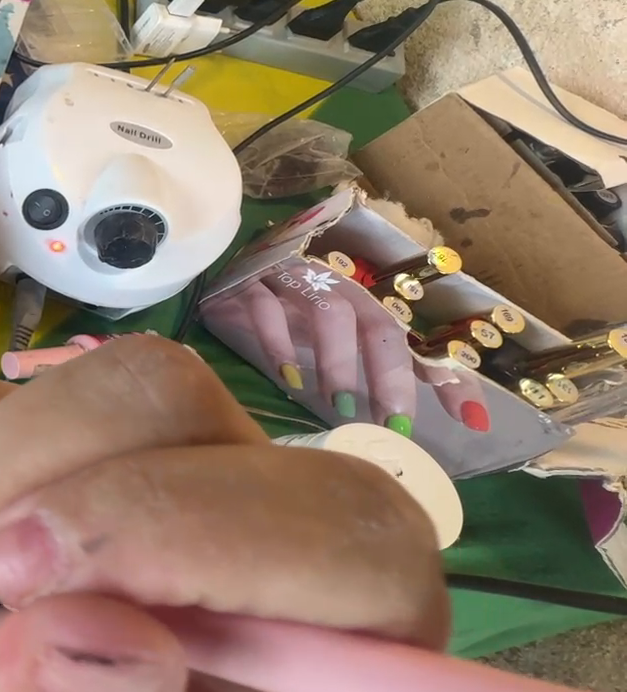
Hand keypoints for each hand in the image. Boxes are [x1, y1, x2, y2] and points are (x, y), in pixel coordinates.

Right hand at [0, 336, 448, 691]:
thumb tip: (103, 636)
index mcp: (323, 636)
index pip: (331, 527)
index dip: (173, 529)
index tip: (18, 585)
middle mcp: (244, 506)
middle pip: (171, 396)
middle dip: (40, 477)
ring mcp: (133, 448)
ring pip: (61, 377)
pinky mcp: (39, 422)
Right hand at [208, 271, 486, 432]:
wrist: (217, 268)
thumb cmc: (277, 305)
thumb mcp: (328, 332)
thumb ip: (367, 356)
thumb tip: (414, 406)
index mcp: (358, 299)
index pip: (416, 339)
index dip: (446, 375)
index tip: (472, 422)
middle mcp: (333, 284)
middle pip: (376, 323)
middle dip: (390, 374)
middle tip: (394, 422)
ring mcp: (289, 279)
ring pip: (328, 313)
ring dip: (339, 363)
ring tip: (340, 407)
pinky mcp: (248, 281)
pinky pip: (266, 309)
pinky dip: (279, 344)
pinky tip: (287, 376)